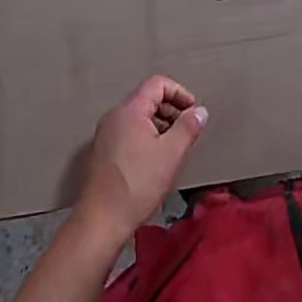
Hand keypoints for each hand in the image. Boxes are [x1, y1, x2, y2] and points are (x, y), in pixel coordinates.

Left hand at [73, 76, 208, 242]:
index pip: (157, 83)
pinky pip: (129, 132)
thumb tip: (200, 111)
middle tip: (188, 132)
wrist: (102, 218)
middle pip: (147, 98)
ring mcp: (106, 132)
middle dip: (172, 110)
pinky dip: (147, 137)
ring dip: (161, 125)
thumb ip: (188, 128)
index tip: (193, 113)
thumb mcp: (171, 154)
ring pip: (139, 117)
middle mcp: (114, 115)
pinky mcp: (104, 150)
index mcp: (129, 110)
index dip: (180, 93)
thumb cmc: (138, 184)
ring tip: (175, 149)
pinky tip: (156, 161)